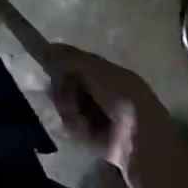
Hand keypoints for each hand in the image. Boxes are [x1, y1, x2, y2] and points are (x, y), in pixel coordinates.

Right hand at [46, 43, 177, 173]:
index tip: (48, 67)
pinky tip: (84, 129)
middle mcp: (105, 93)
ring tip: (79, 118)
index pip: (79, 63)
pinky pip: (72, 125)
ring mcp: (99, 116)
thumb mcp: (96, 70)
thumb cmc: (122, 98)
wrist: (140, 139)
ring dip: (68, 110)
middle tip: (61, 95)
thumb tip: (47, 48)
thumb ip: (70, 58)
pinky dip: (75, 126)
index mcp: (111, 74)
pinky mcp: (94, 137)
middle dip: (62, 89)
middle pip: (69, 84)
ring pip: (67, 105)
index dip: (63, 63)